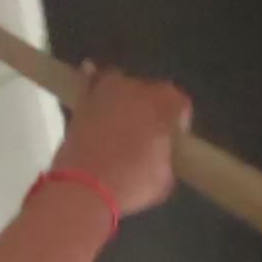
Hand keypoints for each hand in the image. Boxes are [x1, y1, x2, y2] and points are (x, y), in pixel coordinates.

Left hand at [51, 65, 190, 215]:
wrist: (81, 191)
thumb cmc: (128, 186)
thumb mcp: (163, 179)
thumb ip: (166, 158)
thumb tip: (160, 155)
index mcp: (166, 106)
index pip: (180, 104)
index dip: (177, 122)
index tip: (171, 140)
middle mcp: (140, 91)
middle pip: (151, 93)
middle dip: (150, 110)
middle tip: (143, 135)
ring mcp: (109, 93)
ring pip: (122, 82)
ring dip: (124, 94)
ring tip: (121, 112)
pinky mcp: (83, 104)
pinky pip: (88, 81)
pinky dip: (90, 76)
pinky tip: (89, 70)